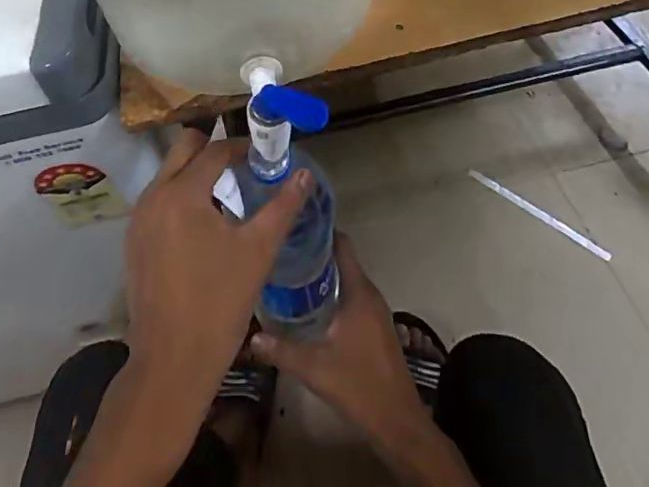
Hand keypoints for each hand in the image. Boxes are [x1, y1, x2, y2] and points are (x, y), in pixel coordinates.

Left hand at [71, 127, 309, 486]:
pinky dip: (182, 197)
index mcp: (181, 193)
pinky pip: (160, 200)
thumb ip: (283, 206)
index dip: (242, 148)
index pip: (214, 150)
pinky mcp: (134, 241)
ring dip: (197, 174)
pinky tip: (206, 224)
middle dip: (214, 150)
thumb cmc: (219, 302)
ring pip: (169, 174)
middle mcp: (153, 197)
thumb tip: (303, 175)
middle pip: (184, 149)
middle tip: (244, 167)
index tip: (266, 157)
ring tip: (230, 194)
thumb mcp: (258, 250)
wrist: (173, 361)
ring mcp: (138, 219)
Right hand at [248, 234, 424, 440]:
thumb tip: (250, 336)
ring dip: (323, 275)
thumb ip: (281, 349)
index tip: (295, 226)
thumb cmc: (359, 385)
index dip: (321, 231)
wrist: (398, 421)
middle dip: (315, 253)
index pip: (342, 245)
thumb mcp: (314, 367)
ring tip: (290, 273)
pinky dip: (332, 293)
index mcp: (359, 292)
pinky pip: (352, 297)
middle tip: (284, 250)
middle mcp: (370, 294)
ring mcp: (375, 311)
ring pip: (346, 280)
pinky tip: (310, 305)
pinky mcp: (375, 327)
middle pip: (342, 260)